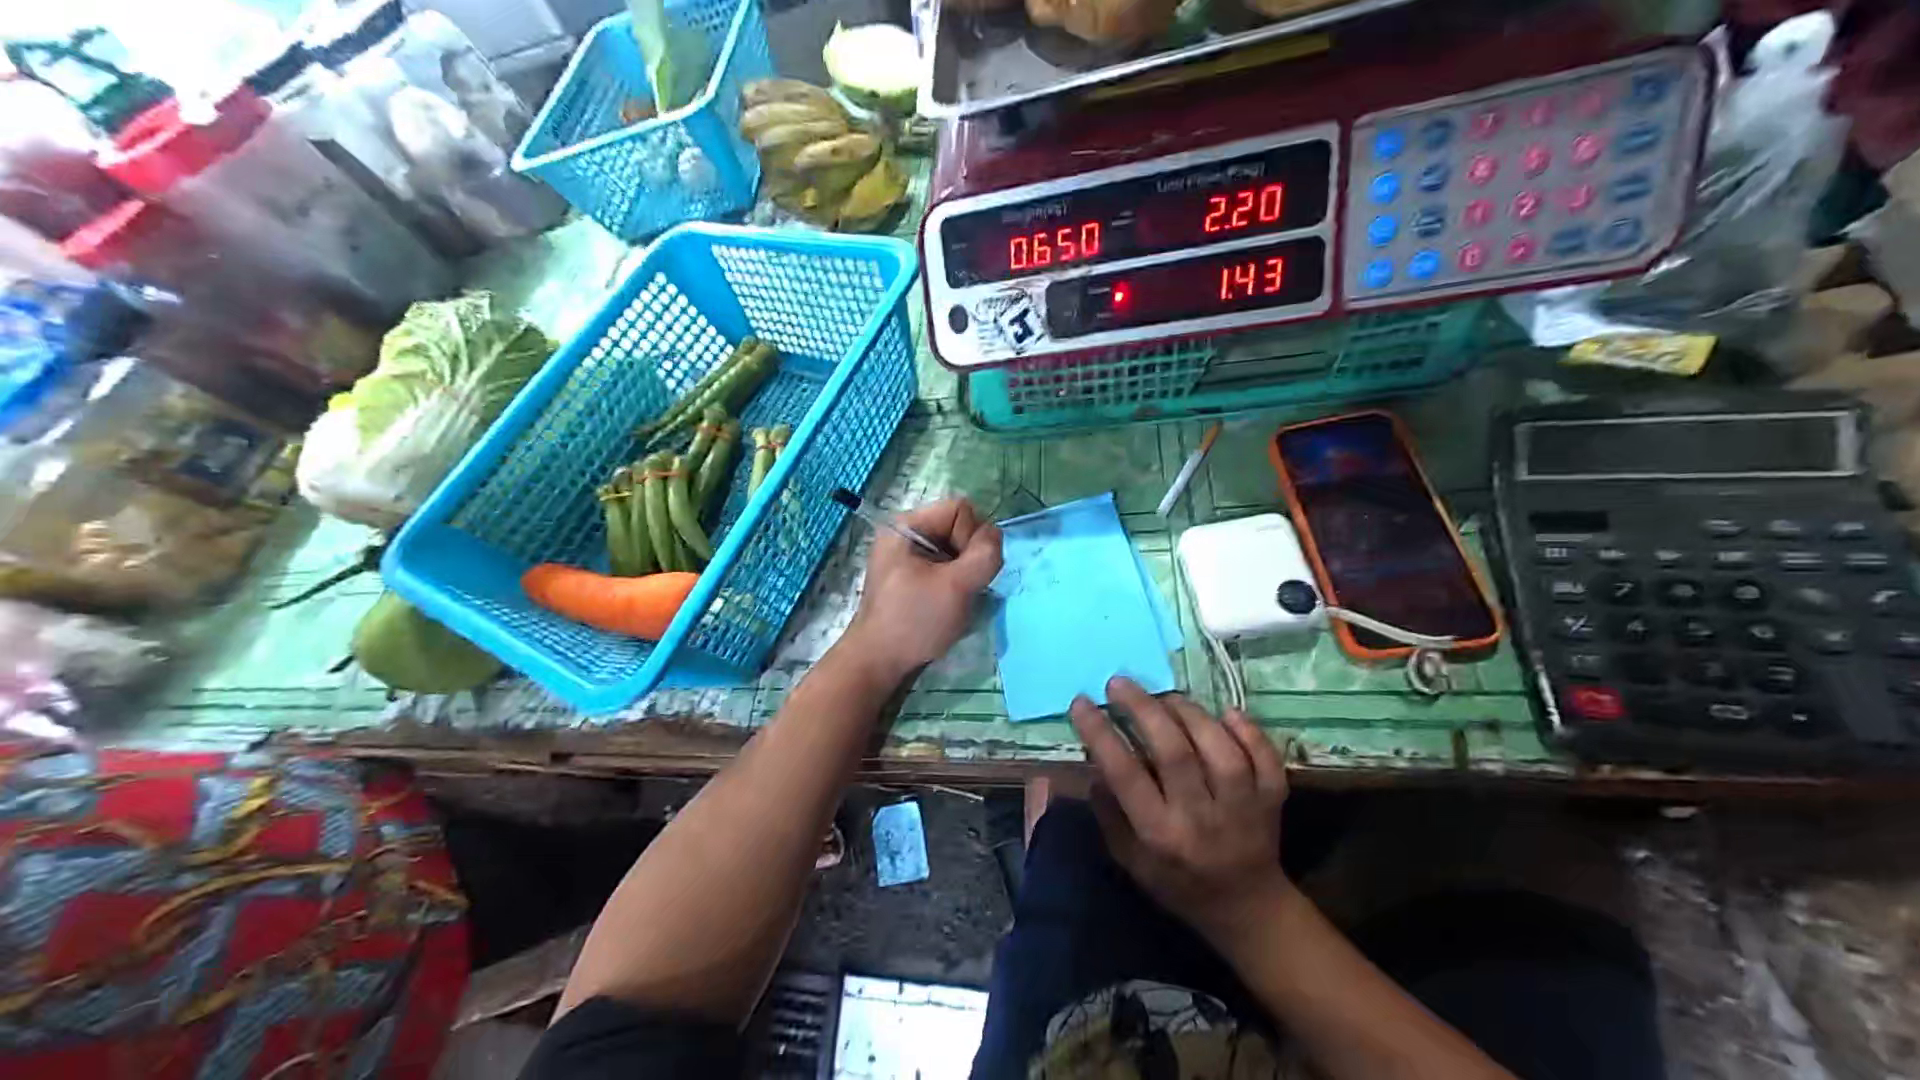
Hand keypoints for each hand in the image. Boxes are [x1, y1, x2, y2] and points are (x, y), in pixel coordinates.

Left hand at [843, 498, 1002, 683]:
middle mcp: (906, 534)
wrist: (879, 662)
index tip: (962, 571)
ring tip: (955, 598)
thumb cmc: (915, 621)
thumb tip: (994, 536)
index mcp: (908, 525)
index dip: (972, 536)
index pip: (960, 509)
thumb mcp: (957, 586)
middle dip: (970, 555)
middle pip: (959, 526)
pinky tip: (947, 603)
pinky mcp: (911, 576)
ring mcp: (907, 555)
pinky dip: (954, 581)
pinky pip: (945, 565)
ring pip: (955, 548)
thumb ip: (984, 554)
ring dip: (964, 571)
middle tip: (962, 587)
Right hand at [1070, 677, 1291, 939]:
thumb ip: (1108, 812)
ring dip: (1189, 713)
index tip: (1083, 702)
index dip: (1101, 733)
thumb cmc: (1177, 882)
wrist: (1247, 908)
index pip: (1125, 774)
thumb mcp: (1129, 859)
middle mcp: (1201, 817)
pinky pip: (1264, 757)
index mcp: (1160, 834)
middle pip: (1173, 751)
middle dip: (1143, 709)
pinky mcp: (1273, 799)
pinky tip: (1227, 713)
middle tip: (1120, 683)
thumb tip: (1093, 761)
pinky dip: (1248, 730)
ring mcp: (1243, 807)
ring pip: (1219, 748)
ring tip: (1165, 696)